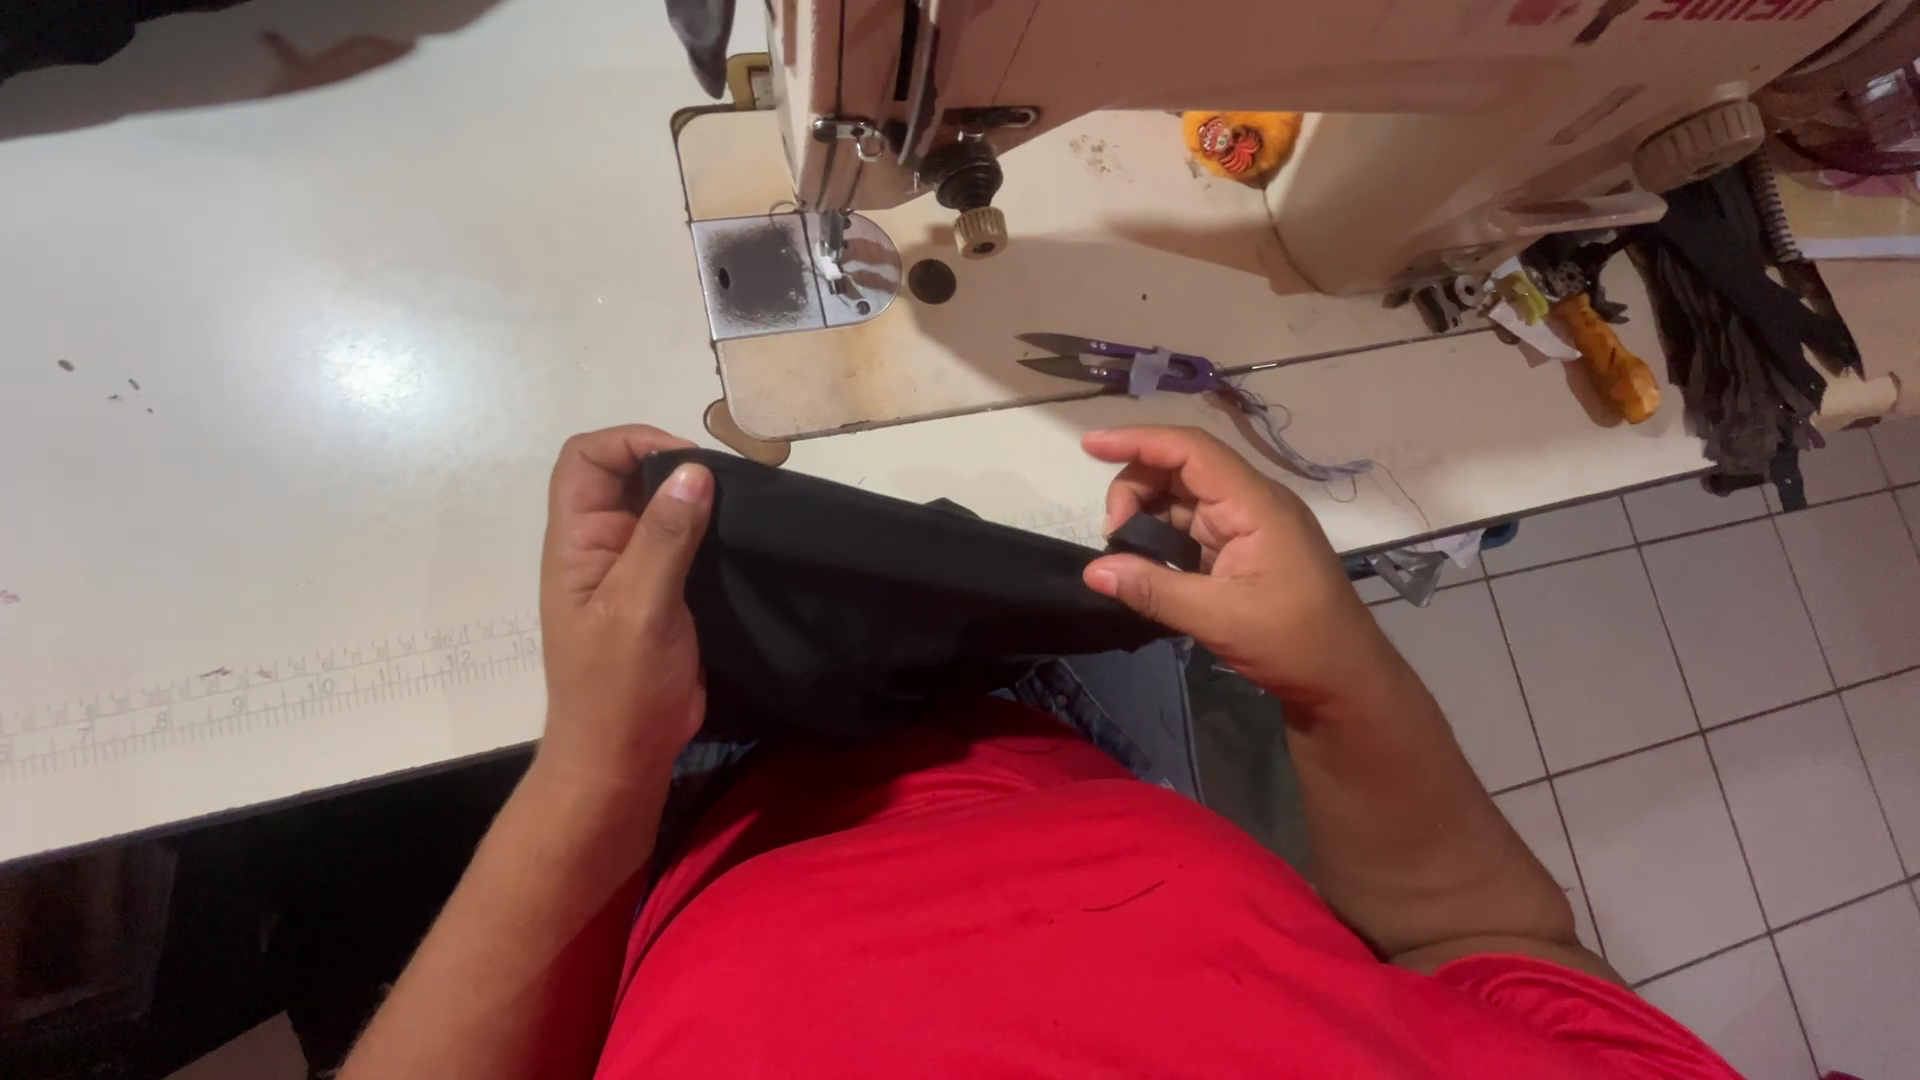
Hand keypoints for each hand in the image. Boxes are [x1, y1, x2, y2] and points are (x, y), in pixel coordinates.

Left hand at [536, 425, 712, 793]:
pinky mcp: (669, 591)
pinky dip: (715, 531)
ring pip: (664, 508)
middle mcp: (604, 545)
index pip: (587, 459)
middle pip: (628, 476)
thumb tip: (694, 470)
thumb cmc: (619, 685)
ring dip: (700, 499)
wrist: (627, 753)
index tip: (690, 461)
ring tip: (746, 505)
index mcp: (578, 541)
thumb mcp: (639, 607)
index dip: (633, 442)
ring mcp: (637, 569)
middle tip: (732, 482)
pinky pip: (688, 543)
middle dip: (676, 465)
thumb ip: (665, 538)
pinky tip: (747, 538)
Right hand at [1081, 426, 1392, 708]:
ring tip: (1126, 557)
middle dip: (1134, 489)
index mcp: (1254, 504)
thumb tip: (1093, 571)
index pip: (1189, 450)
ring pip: (1178, 498)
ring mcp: (1243, 525)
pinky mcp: (1237, 548)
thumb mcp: (1219, 618)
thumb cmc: (1295, 642)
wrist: (1344, 680)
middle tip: (1113, 537)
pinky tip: (1144, 565)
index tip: (1091, 445)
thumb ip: (1153, 589)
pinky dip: (1158, 539)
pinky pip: (1187, 527)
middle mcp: (1248, 503)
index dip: (1137, 441)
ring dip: (1143, 517)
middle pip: (1178, 469)